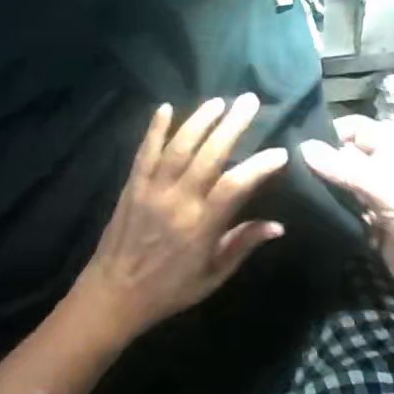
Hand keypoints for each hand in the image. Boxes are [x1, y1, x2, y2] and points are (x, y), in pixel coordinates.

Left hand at [67, 95, 288, 344]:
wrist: (114, 292)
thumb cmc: (169, 290)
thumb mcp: (212, 277)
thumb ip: (242, 246)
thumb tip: (277, 226)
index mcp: (201, 227)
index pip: (234, 186)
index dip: (258, 167)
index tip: (279, 152)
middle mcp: (177, 201)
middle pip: (209, 155)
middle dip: (231, 126)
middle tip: (250, 102)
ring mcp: (152, 189)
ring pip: (178, 147)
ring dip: (199, 120)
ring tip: (218, 101)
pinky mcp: (132, 185)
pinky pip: (145, 152)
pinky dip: (155, 128)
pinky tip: (165, 108)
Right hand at [301, 116, 393, 327]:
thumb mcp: (385, 189)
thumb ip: (342, 167)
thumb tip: (302, 146)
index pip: (356, 128)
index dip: (330, 131)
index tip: (296, 141)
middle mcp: (387, 167)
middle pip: (345, 153)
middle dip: (320, 158)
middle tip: (287, 164)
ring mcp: (378, 195)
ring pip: (341, 180)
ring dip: (322, 184)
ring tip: (290, 183)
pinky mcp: (371, 220)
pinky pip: (343, 206)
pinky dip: (328, 205)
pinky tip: (304, 204)